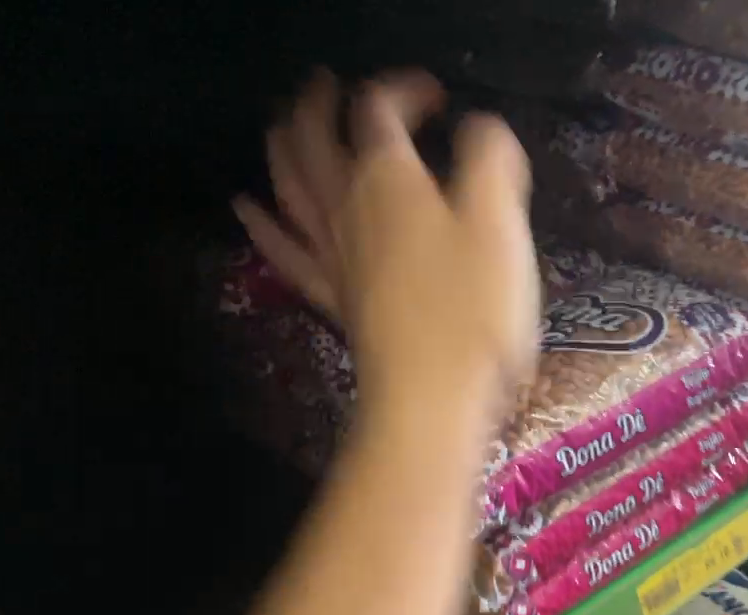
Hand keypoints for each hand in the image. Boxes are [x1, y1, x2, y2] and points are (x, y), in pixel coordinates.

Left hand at [233, 70, 538, 419]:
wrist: (433, 397)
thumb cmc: (473, 311)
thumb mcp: (500, 227)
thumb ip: (491, 164)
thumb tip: (481, 128)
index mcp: (390, 180)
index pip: (380, 111)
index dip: (402, 90)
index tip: (435, 95)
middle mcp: (349, 206)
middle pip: (315, 139)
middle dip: (318, 103)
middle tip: (325, 84)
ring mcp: (334, 255)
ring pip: (291, 186)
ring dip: (281, 146)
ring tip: (279, 123)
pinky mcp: (334, 299)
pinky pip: (286, 252)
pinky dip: (263, 224)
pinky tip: (247, 208)